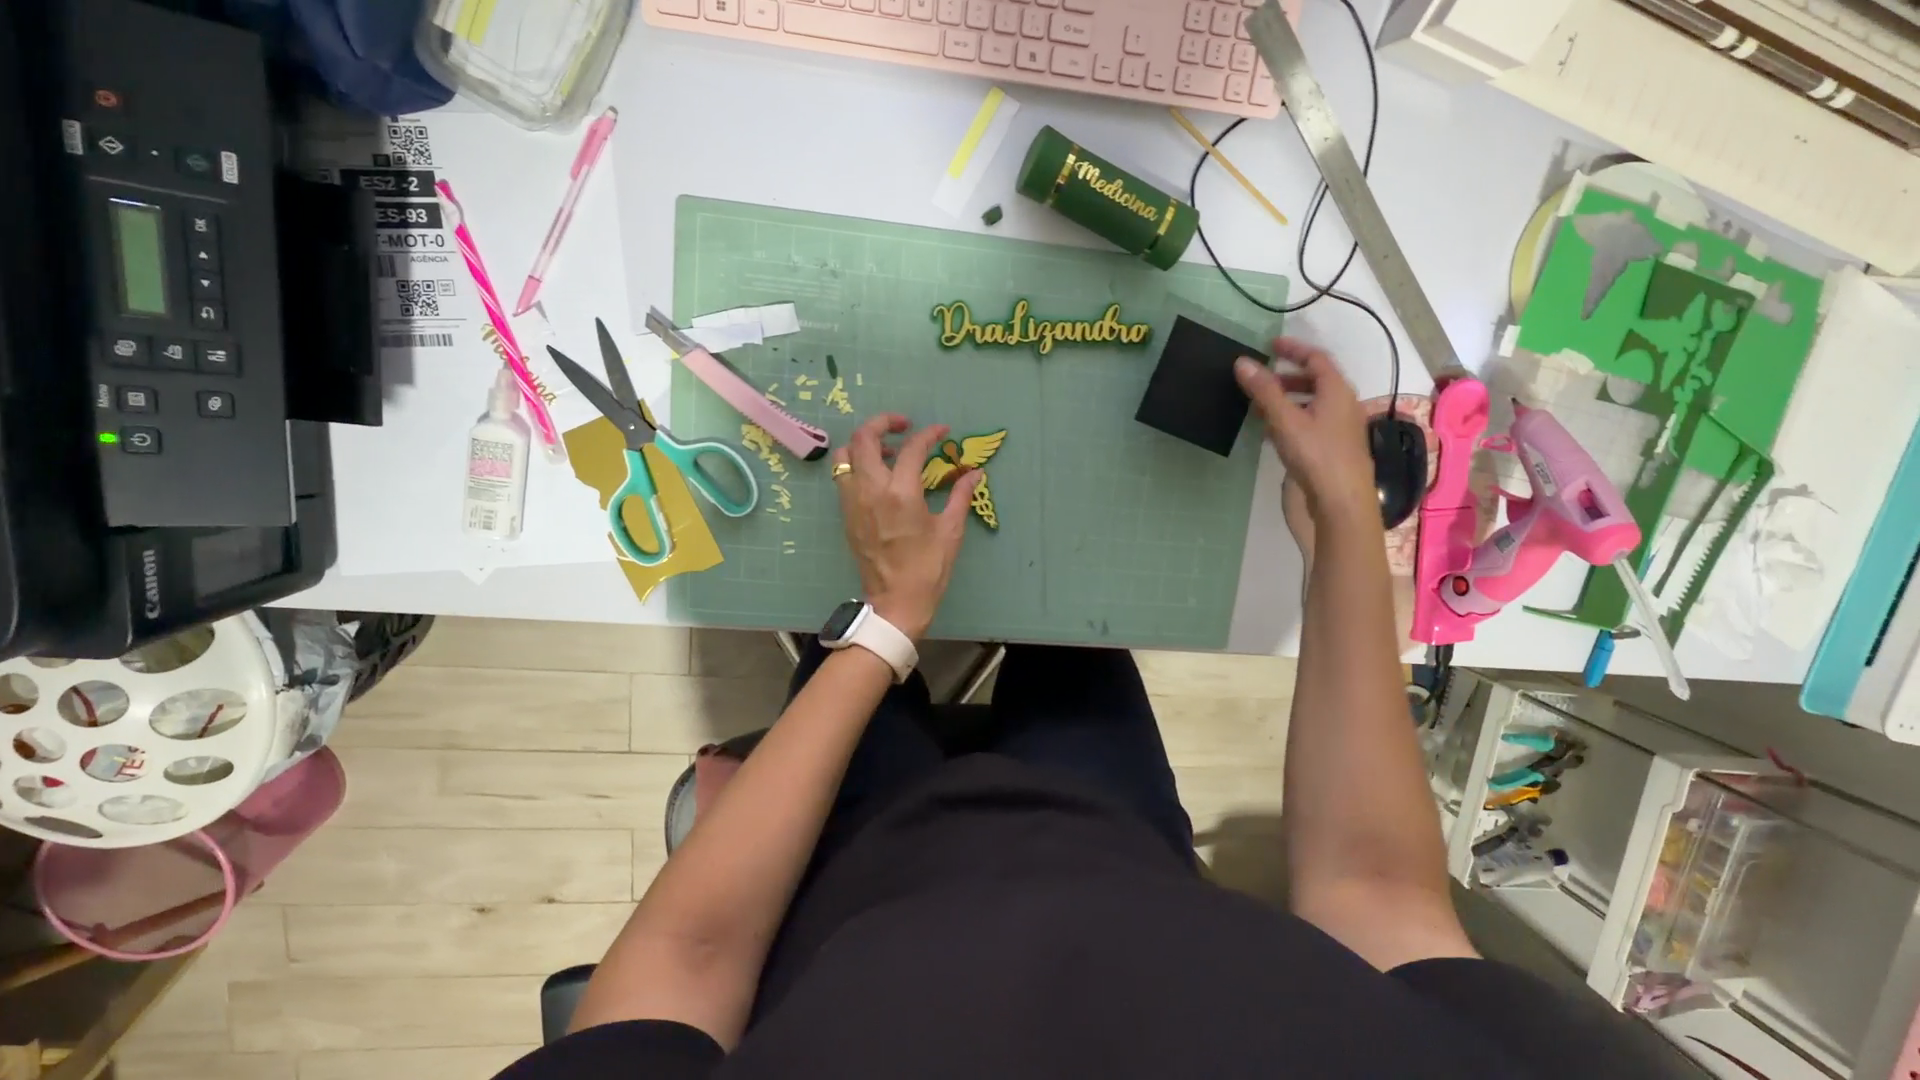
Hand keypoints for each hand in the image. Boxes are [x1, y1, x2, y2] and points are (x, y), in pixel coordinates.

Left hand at [832, 414, 981, 640]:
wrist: (895, 603)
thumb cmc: (927, 569)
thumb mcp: (950, 531)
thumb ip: (959, 496)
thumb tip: (973, 473)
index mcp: (901, 493)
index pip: (911, 448)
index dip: (929, 434)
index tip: (941, 432)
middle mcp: (871, 490)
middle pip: (864, 438)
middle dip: (883, 423)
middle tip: (904, 426)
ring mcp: (853, 502)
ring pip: (846, 455)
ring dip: (865, 444)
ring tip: (889, 452)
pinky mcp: (847, 514)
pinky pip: (844, 476)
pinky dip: (858, 464)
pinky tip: (880, 475)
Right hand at [1236, 339, 1377, 530]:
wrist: (1342, 500)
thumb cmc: (1316, 455)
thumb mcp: (1285, 420)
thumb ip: (1264, 391)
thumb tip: (1242, 362)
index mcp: (1336, 390)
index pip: (1316, 358)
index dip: (1293, 349)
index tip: (1270, 346)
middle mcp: (1344, 403)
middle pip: (1317, 380)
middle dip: (1288, 377)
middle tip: (1262, 380)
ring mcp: (1342, 427)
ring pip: (1315, 403)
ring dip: (1289, 399)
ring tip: (1262, 408)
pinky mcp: (1336, 447)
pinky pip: (1314, 422)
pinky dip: (1294, 418)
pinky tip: (1276, 434)